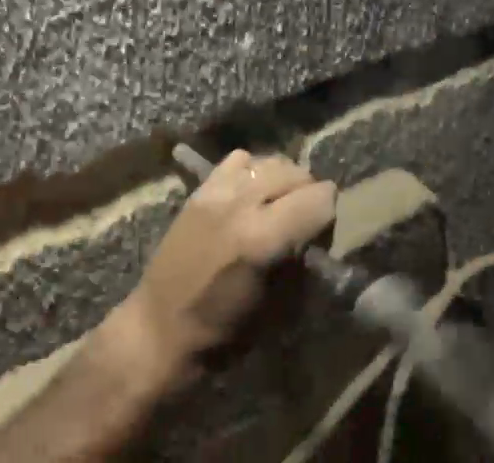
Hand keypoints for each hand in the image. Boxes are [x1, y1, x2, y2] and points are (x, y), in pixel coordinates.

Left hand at [112, 151, 337, 380]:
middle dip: (310, 192)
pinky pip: (236, 160)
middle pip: (294, 172)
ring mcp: (215, 192)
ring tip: (282, 204)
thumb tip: (318, 234)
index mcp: (262, 238)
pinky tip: (252, 194)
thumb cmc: (226, 331)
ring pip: (267, 161)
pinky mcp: (198, 191)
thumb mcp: (280, 305)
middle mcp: (239, 204)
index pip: (318, 198)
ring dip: (283, 179)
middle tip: (308, 219)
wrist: (162, 325)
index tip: (328, 231)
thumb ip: (301, 260)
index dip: (331, 213)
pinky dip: (252, 171)